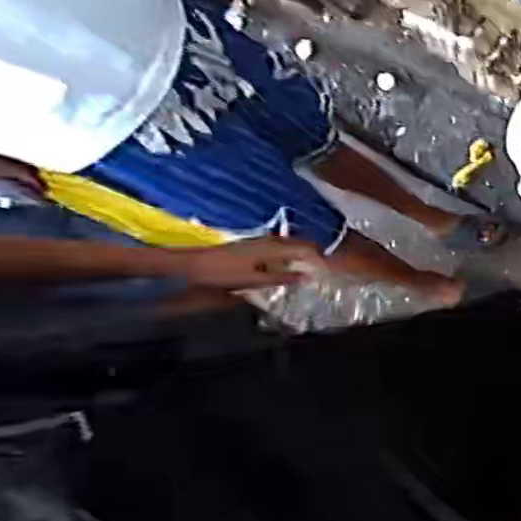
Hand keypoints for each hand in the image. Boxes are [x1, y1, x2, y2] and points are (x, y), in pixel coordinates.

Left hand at [168, 237, 324, 289]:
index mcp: (274, 248)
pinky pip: (280, 248)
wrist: (187, 265)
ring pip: (290, 246)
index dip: (322, 258)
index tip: (334, 269)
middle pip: (301, 245)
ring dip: (302, 256)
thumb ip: (282, 278)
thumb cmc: (221, 272)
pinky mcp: (252, 246)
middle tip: (327, 269)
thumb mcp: (254, 280)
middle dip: (315, 255)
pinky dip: (289, 257)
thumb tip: (309, 277)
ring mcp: (260, 242)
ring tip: (312, 268)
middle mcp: (270, 241)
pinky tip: (289, 267)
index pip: (307, 249)